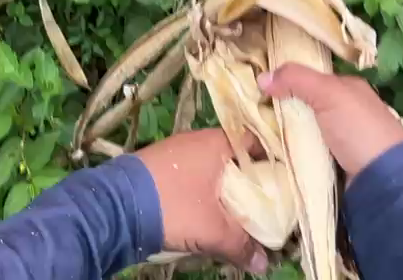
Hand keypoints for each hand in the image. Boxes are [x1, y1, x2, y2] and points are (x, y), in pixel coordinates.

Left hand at [134, 129, 269, 273]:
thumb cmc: (174, 204)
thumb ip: (241, 244)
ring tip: (240, 211)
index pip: (252, 141)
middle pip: (233, 156)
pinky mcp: (164, 166)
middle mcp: (199, 140)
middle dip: (248, 178)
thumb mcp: (212, 229)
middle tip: (266, 200)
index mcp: (216, 143)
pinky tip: (209, 210)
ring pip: (213, 167)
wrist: (119, 203)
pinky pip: (195, 174)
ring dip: (225, 187)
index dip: (269, 158)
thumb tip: (264, 263)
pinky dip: (206, 189)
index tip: (283, 178)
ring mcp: (179, 151)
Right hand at [259, 64, 402, 178]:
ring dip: (284, 135)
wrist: (384, 184)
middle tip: (254, 117)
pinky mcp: (334, 167)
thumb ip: (296, 79)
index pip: (311, 78)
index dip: (287, 81)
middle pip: (304, 106)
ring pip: (302, 132)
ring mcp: (340, 141)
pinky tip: (275, 155)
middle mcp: (345, 112)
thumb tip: (261, 77)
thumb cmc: (359, 129)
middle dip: (281, 111)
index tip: (261, 89)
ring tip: (256, 138)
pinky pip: (306, 154)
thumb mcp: (328, 93)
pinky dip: (292, 154)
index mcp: (348, 89)